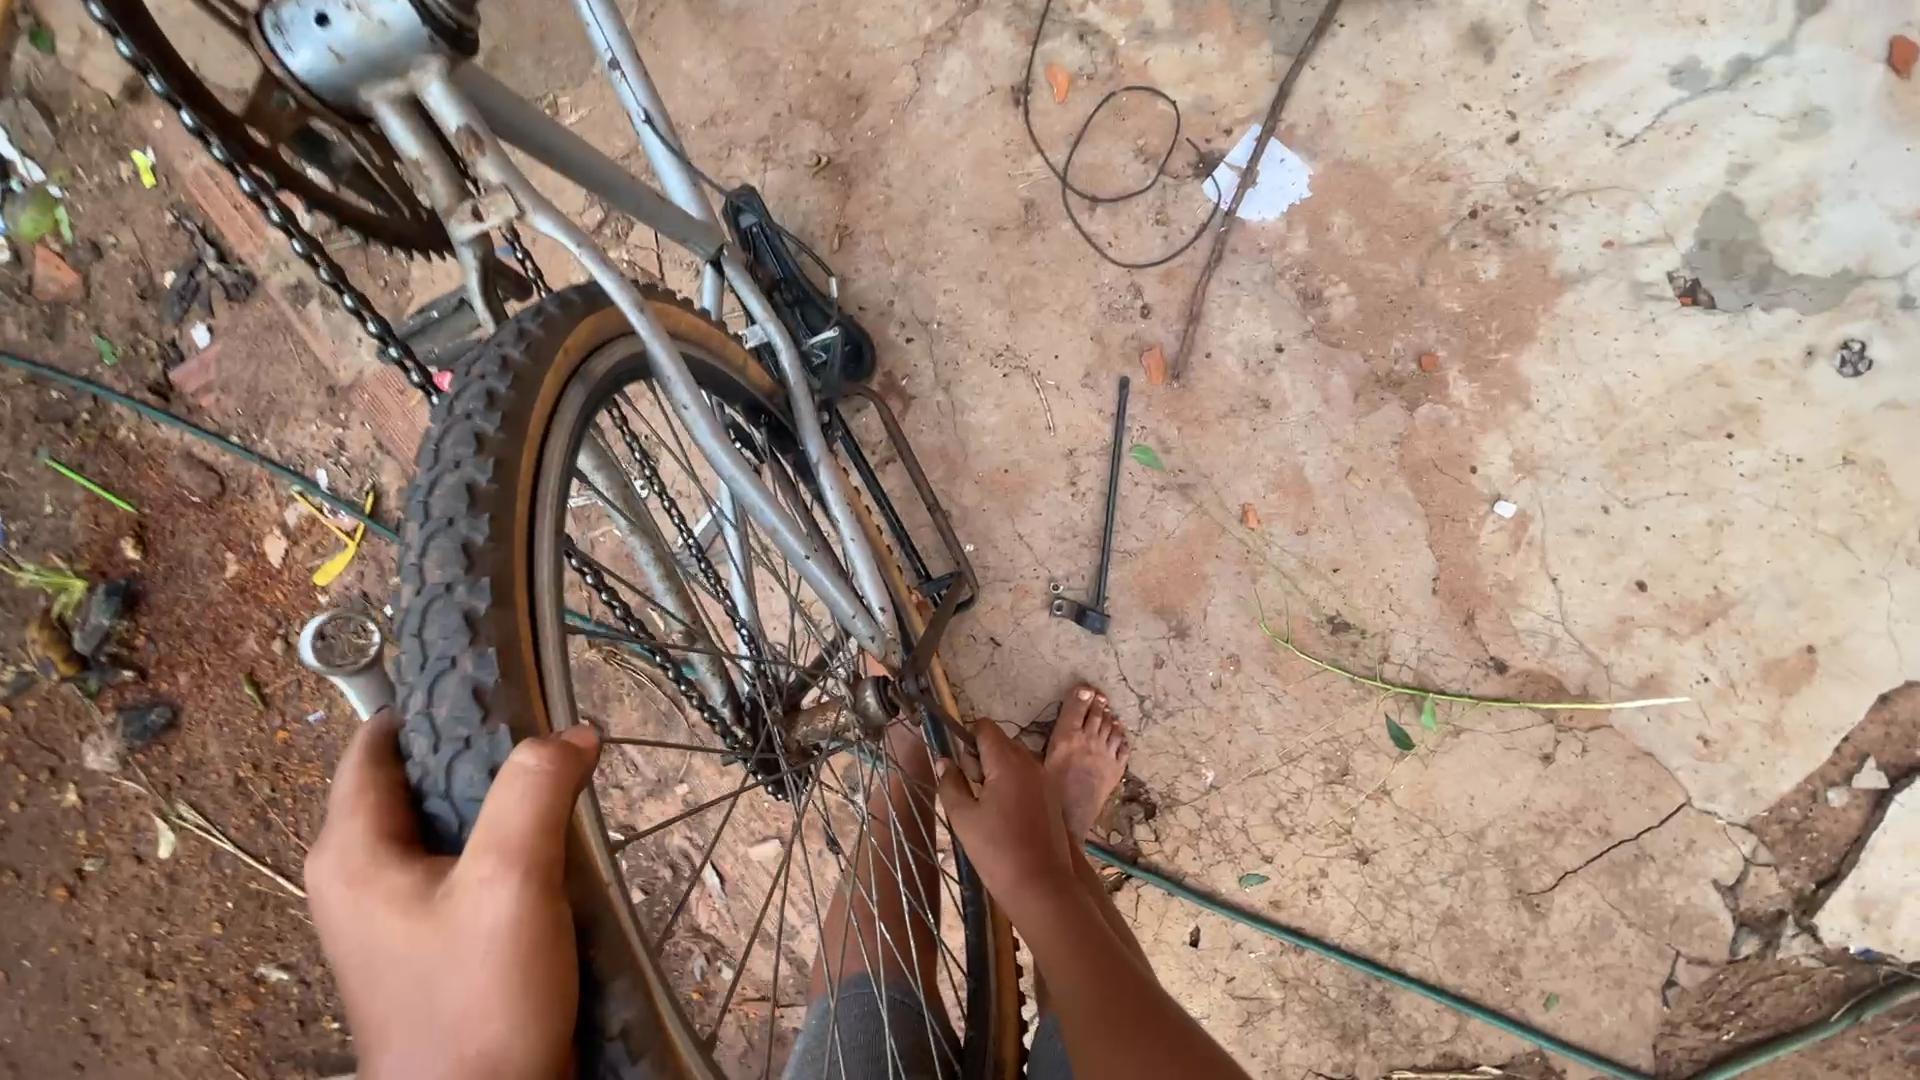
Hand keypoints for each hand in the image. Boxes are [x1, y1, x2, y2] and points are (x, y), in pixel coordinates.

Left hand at [304, 711, 600, 1079]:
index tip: (491, 672)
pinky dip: (505, 830)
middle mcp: (363, 876)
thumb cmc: (479, 992)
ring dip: (498, 789)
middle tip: (544, 716)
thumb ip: (537, 789)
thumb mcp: (512, 876)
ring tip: (559, 766)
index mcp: (354, 853)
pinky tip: (553, 831)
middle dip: (476, 743)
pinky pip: (466, 857)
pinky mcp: (436, 936)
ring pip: (447, 819)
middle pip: (415, 778)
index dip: (427, 701)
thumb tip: (576, 732)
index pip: (374, 747)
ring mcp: (398, 911)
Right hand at [935, 718, 1080, 921]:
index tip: (959, 769)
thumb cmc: (997, 851)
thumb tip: (944, 761)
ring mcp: (1045, 779)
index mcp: (1007, 761)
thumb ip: (950, 783)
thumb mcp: (963, 818)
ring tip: (986, 808)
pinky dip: (1012, 785)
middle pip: (1000, 742)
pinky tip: (1005, 817)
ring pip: (1014, 760)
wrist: (1042, 887)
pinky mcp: (1052, 797)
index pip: (984, 727)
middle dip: (980, 758)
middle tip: (970, 793)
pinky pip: (1027, 777)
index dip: (966, 740)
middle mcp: (1030, 762)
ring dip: (996, 772)